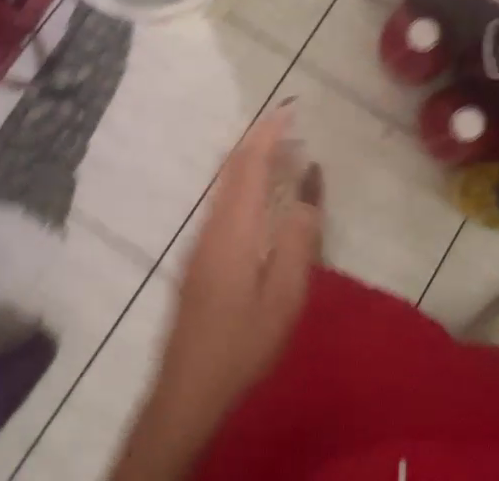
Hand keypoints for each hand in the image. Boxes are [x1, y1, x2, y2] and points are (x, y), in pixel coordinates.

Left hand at [146, 102, 321, 452]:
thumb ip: (298, 236)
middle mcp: (212, 226)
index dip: (269, 132)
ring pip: (227, 186)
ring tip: (287, 156)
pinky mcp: (200, 260)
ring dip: (253, 163)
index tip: (289, 107)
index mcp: (234, 228)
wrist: (188, 390)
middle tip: (293, 126)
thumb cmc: (243, 341)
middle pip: (232, 169)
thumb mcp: (285, 292)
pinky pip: (225, 204)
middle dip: (261, 141)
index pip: (249, 164)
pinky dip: (246, 185)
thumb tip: (311, 184)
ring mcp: (201, 243)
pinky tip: (265, 201)